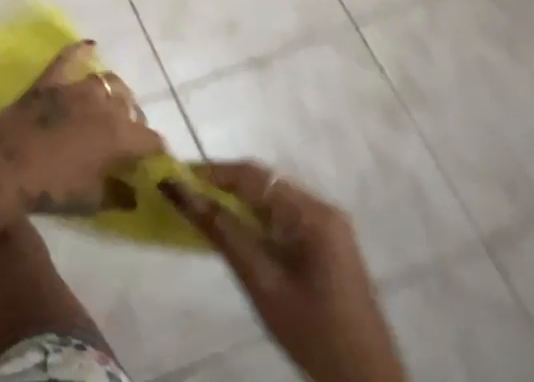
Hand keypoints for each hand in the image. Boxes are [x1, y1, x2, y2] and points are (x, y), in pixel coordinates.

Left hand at [0, 42, 164, 226]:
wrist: (1, 169)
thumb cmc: (50, 188)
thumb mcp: (91, 200)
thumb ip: (119, 194)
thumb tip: (133, 193)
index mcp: (119, 136)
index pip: (151, 140)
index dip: (153, 151)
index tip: (149, 160)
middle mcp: (103, 106)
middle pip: (130, 106)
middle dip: (133, 120)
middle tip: (124, 137)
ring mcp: (74, 89)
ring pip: (107, 81)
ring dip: (114, 93)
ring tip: (109, 106)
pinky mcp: (48, 82)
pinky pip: (68, 58)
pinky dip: (80, 51)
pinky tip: (89, 47)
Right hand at [161, 162, 405, 381]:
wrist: (363, 379)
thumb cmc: (310, 329)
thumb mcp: (259, 279)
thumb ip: (219, 229)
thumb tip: (176, 189)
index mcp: (312, 214)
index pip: (251, 175)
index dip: (207, 171)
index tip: (169, 178)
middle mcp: (322, 210)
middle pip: (260, 183)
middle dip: (217, 186)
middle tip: (177, 196)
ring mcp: (326, 227)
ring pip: (267, 199)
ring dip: (231, 202)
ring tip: (194, 212)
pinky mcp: (324, 244)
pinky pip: (278, 217)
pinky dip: (249, 219)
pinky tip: (227, 233)